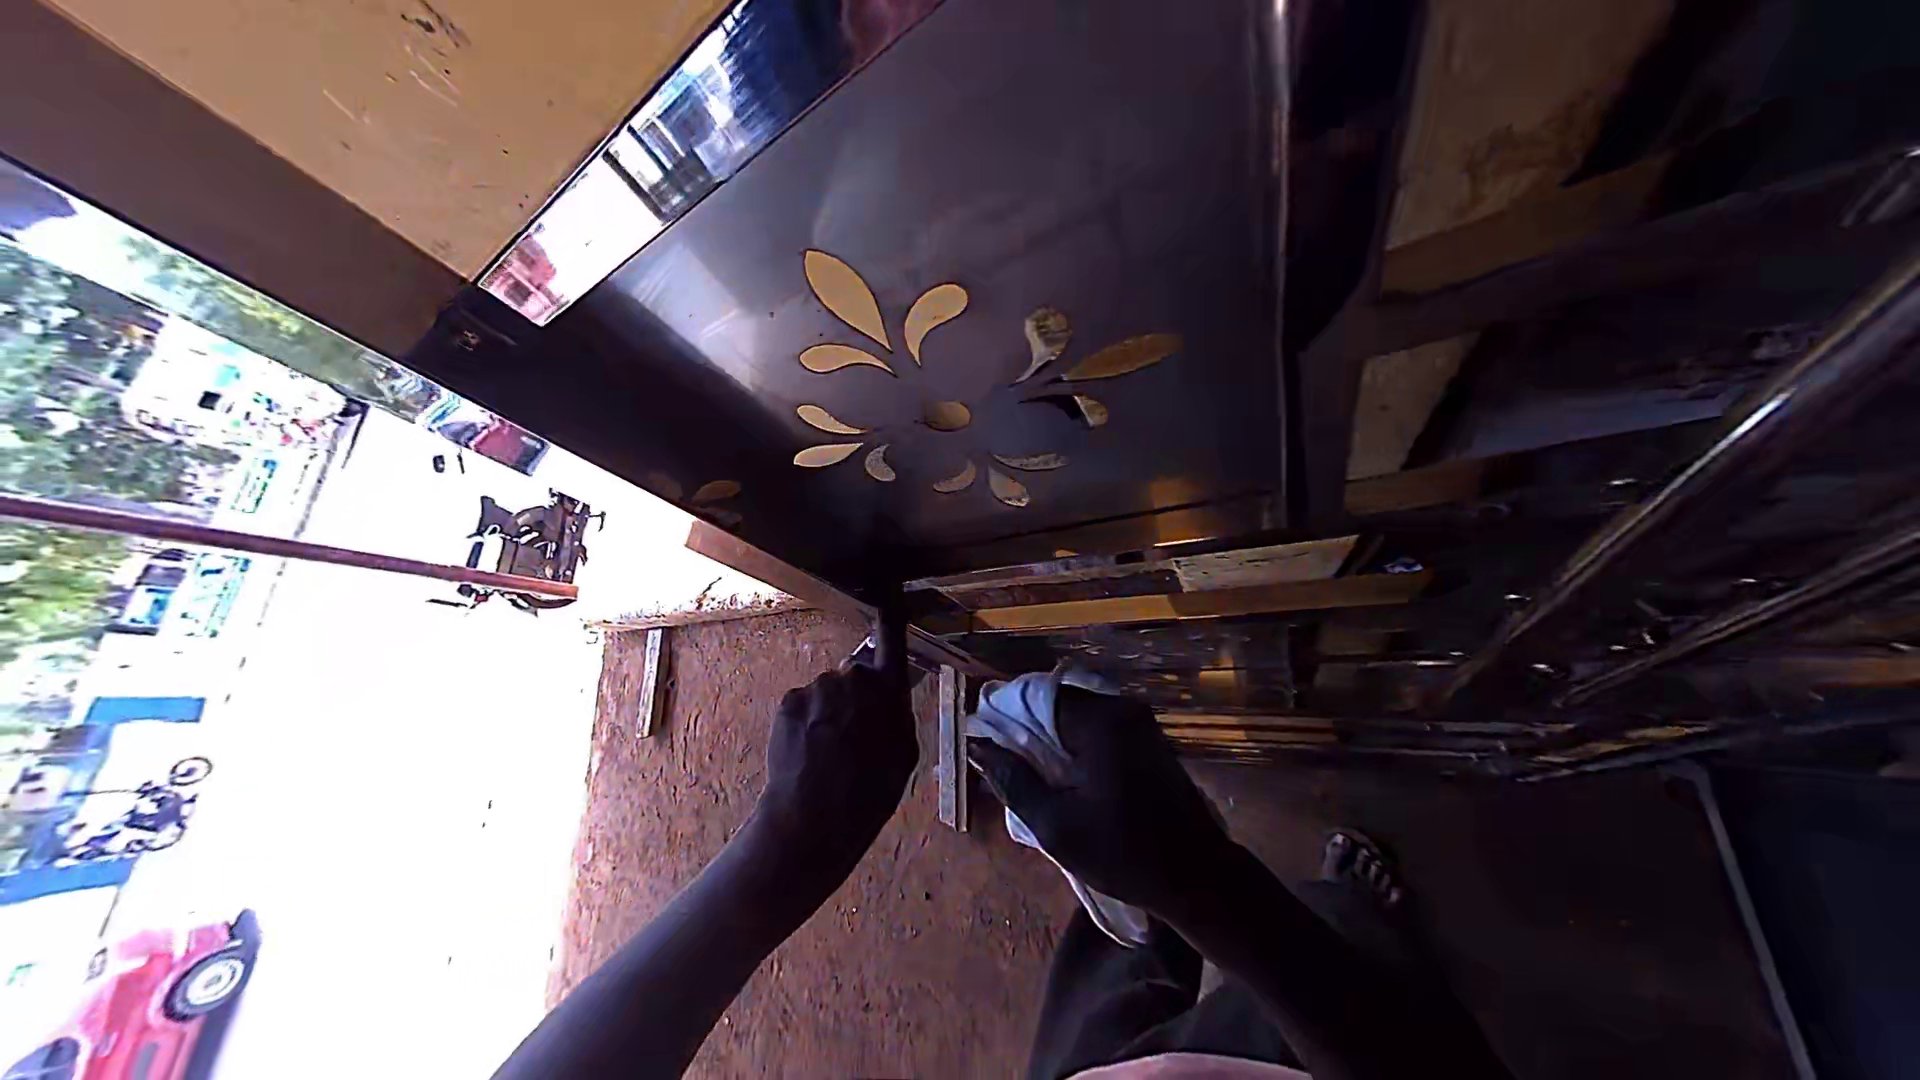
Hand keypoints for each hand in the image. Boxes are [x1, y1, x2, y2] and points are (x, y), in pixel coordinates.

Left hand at [754, 609, 917, 874]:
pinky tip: (806, 751)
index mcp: (887, 690)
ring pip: (826, 692)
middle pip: (855, 675)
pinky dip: (804, 722)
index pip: (892, 641)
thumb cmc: (868, 793)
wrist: (812, 820)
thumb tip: (888, 698)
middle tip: (851, 736)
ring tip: (827, 752)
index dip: (892, 619)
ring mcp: (817, 688)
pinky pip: (802, 704)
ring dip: (828, 712)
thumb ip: (897, 715)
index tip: (891, 597)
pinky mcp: (789, 701)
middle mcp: (852, 678)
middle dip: (854, 696)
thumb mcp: (904, 755)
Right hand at [969, 686, 1237, 916]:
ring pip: (1075, 715)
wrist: (1198, 878)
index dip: (1006, 715)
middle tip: (1006, 762)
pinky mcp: (1146, 737)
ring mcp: (1138, 721)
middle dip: (1027, 728)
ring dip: (1050, 738)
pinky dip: (1074, 743)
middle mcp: (1121, 708)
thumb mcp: (1056, 825)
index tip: (987, 741)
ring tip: (1031, 772)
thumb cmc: (1123, 853)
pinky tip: (1064, 774)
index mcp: (1100, 721)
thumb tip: (977, 747)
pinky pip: (1096, 726)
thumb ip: (1013, 779)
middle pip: (1056, 702)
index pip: (1036, 695)